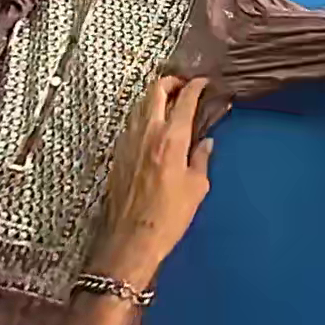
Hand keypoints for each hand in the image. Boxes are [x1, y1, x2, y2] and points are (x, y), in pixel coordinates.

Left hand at [88, 76, 214, 289]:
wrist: (130, 243)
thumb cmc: (169, 216)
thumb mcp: (197, 187)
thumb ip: (201, 158)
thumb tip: (205, 143)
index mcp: (171, 138)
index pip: (185, 98)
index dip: (196, 85)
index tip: (204, 82)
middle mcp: (148, 133)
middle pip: (156, 90)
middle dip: (171, 81)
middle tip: (184, 86)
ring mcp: (129, 141)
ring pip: (141, 104)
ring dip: (157, 97)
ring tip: (171, 104)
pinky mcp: (118, 154)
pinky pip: (133, 122)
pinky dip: (146, 115)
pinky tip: (154, 128)